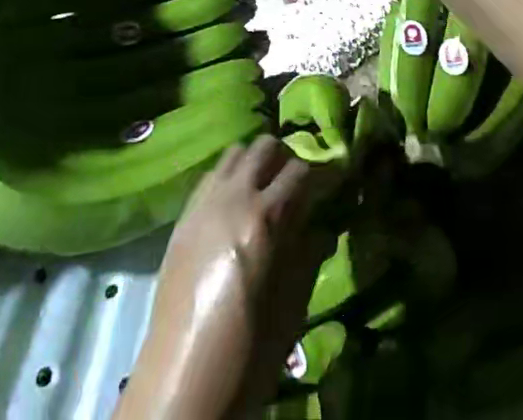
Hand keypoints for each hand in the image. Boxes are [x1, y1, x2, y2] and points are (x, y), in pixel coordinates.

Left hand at [114, 138, 333, 419]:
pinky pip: (212, 175)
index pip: (301, 172)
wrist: (182, 375)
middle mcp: (231, 197)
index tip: (339, 178)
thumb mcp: (291, 307)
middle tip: (303, 184)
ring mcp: (203, 202)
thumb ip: (307, 257)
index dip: (325, 173)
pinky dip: (231, 176)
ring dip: (257, 162)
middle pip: (264, 147)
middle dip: (288, 158)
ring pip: (235, 153)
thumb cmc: (248, 350)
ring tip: (270, 189)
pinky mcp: (183, 215)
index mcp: (265, 219)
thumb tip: (322, 228)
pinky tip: (239, 204)